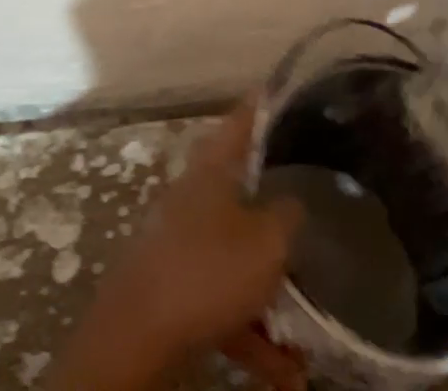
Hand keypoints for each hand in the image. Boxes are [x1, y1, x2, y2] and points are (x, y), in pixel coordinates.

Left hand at [50, 100, 305, 390]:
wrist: (136, 337)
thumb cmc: (207, 272)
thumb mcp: (267, 241)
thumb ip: (287, 214)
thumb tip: (292, 202)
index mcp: (211, 171)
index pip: (242, 120)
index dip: (264, 102)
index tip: (283, 85)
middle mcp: (191, 198)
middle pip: (240, 188)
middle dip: (276, 205)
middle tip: (311, 204)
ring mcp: (178, 243)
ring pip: (235, 256)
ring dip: (269, 292)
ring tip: (304, 336)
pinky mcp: (171, 287)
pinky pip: (222, 301)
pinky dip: (249, 329)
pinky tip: (281, 370)